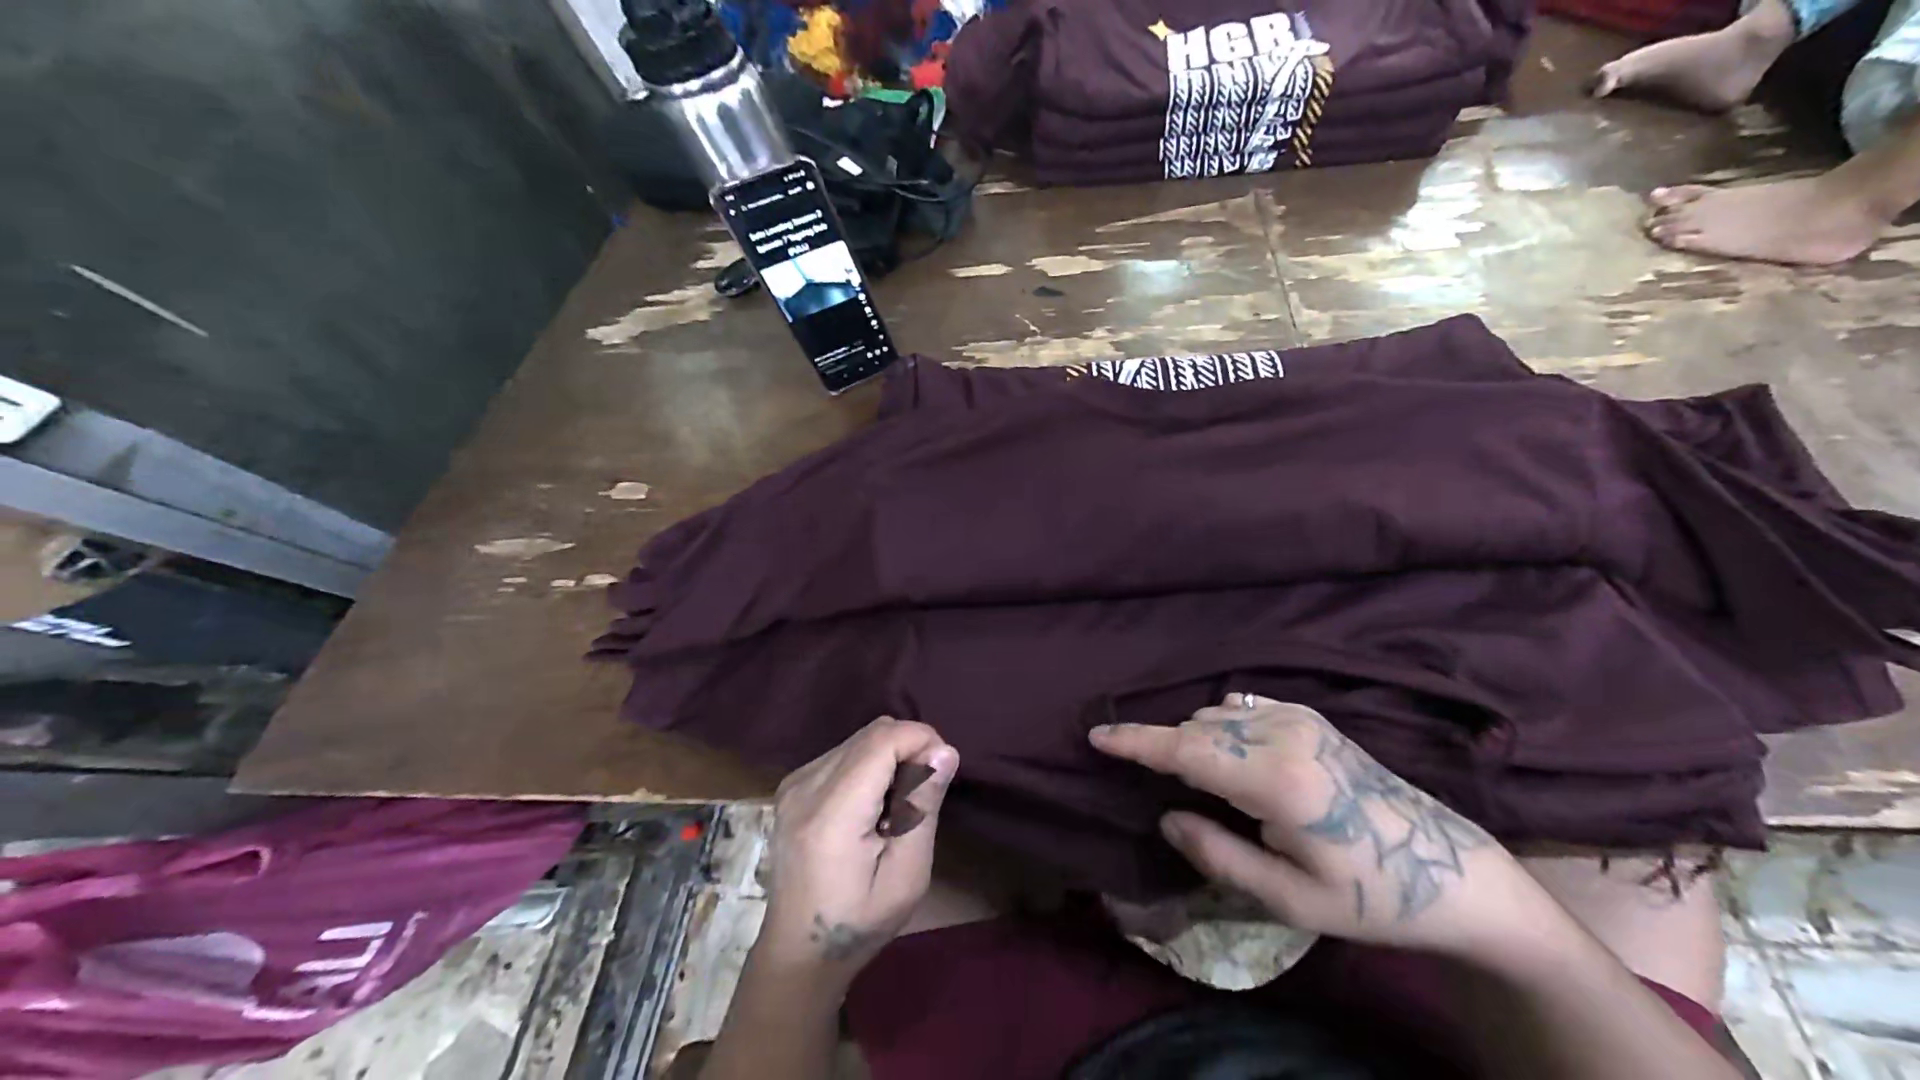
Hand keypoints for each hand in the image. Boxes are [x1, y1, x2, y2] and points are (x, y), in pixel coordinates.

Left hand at [759, 717, 959, 979]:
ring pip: (859, 739)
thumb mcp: (906, 875)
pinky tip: (872, 805)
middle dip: (909, 747)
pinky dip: (869, 765)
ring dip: (890, 756)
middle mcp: (806, 786)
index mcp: (831, 813)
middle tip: (925, 792)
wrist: (798, 952)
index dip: (921, 740)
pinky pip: (843, 753)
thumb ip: (922, 807)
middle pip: (871, 733)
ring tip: (897, 805)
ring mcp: (794, 784)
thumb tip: (945, 751)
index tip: (943, 771)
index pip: (882, 740)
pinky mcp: (792, 786)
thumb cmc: (859, 922)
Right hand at [1089, 695, 1556, 958]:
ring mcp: (1300, 718)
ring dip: (1193, 739)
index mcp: (1280, 782)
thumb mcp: (1289, 899)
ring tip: (1192, 779)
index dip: (1137, 742)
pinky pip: (1240, 709)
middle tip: (1139, 772)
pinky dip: (1218, 727)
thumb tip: (1166, 817)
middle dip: (1161, 745)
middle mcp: (1286, 734)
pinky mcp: (1310, 716)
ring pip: (1216, 716)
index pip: (1188, 750)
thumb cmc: (1370, 897)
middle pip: (1197, 728)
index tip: (1095, 735)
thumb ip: (1218, 856)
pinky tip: (1225, 757)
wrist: (1451, 871)